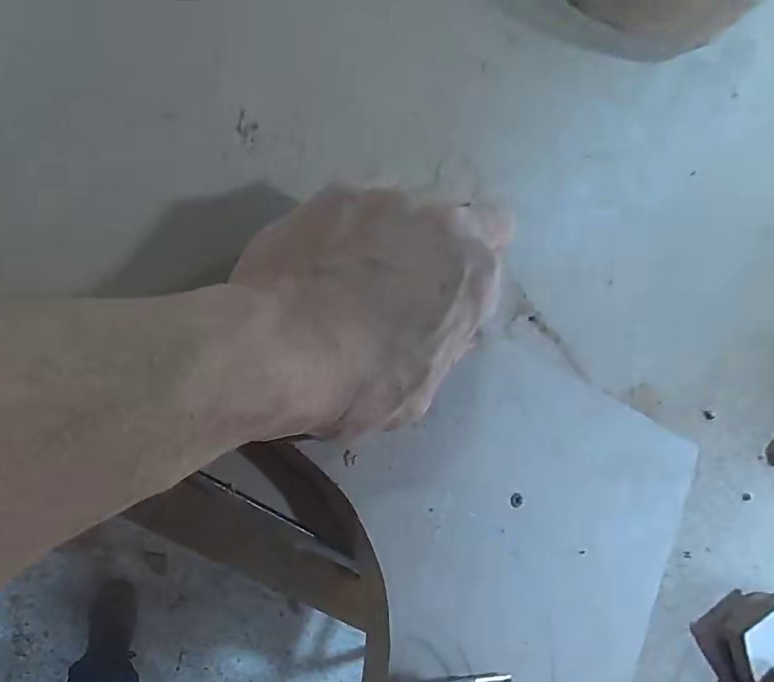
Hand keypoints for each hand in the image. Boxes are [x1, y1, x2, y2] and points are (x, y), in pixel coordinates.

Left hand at [231, 184, 512, 440]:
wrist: (279, 352)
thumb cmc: (356, 388)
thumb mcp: (415, 395)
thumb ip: (442, 351)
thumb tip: (454, 334)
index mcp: (472, 274)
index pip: (494, 245)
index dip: (467, 269)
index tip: (441, 296)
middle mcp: (439, 220)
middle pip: (450, 216)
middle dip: (431, 244)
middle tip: (394, 285)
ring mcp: (382, 198)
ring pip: (399, 205)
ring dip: (385, 233)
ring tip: (346, 274)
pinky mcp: (329, 194)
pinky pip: (347, 207)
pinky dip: (337, 232)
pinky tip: (312, 264)